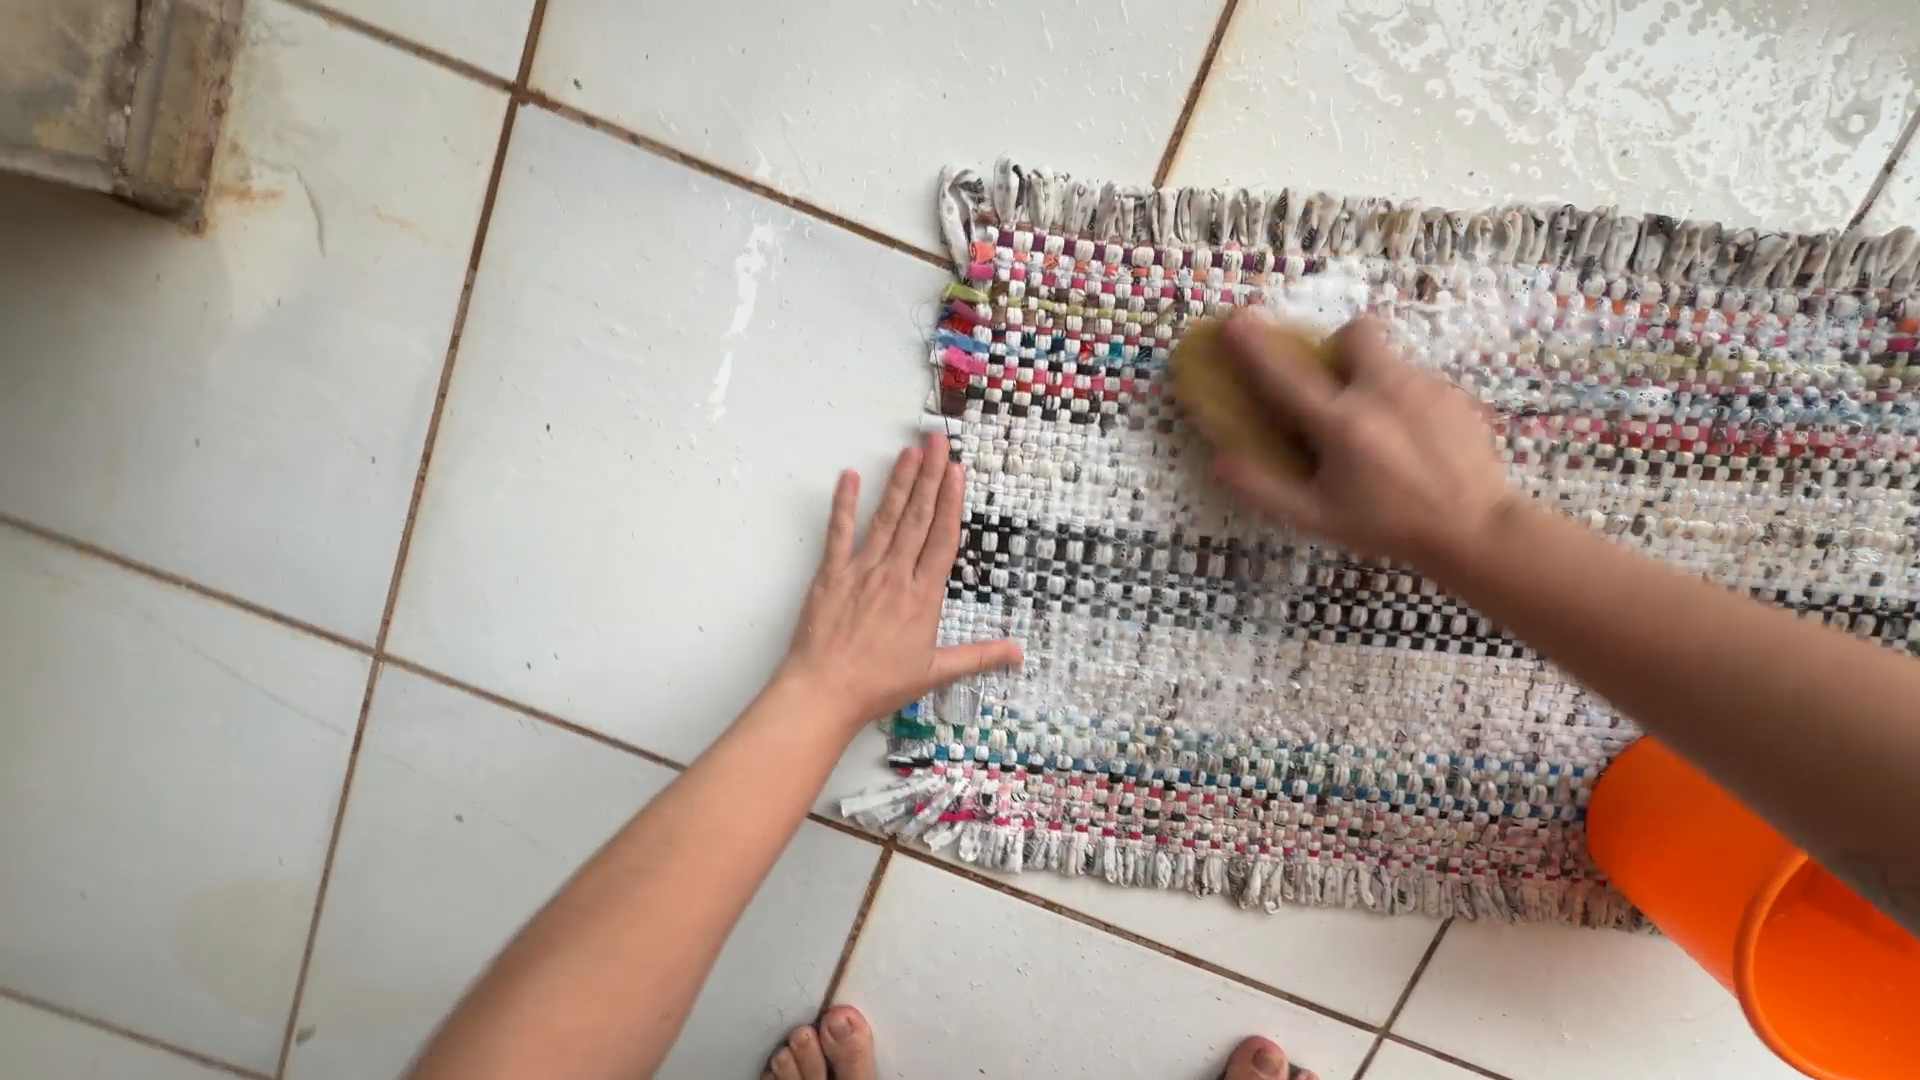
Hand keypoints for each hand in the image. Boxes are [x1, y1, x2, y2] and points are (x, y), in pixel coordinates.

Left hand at [777, 433, 1022, 729]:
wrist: (825, 691)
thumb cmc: (879, 685)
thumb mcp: (935, 672)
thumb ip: (979, 656)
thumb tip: (1018, 653)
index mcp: (923, 596)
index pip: (942, 538)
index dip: (952, 502)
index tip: (957, 472)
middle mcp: (895, 575)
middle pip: (918, 518)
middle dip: (930, 478)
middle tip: (938, 443)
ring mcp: (862, 570)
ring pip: (886, 518)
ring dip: (900, 483)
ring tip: (911, 452)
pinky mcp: (831, 574)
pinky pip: (839, 532)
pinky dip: (845, 504)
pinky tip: (851, 477)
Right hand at [1210, 313, 1518, 568]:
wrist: (1476, 530)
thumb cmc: (1387, 525)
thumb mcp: (1315, 517)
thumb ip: (1262, 489)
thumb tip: (1219, 463)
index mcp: (1342, 423)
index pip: (1287, 374)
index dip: (1255, 346)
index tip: (1234, 320)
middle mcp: (1385, 392)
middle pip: (1357, 331)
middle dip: (1338, 346)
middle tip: (1334, 383)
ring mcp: (1426, 387)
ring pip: (1389, 355)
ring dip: (1370, 375)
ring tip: (1375, 423)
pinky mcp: (1456, 394)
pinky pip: (1417, 378)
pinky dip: (1401, 396)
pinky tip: (1409, 436)